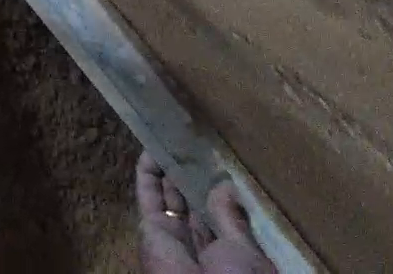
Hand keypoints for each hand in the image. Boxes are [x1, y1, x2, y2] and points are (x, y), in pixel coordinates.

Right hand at [136, 153, 275, 273]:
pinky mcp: (149, 225)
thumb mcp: (246, 252)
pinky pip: (147, 194)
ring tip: (170, 139)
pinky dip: (146, 171)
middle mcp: (197, 241)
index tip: (214, 163)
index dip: (214, 189)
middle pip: (191, 202)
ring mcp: (171, 232)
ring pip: (167, 193)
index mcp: (227, 252)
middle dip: (189, 176)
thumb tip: (226, 185)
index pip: (218, 214)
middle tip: (189, 145)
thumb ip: (232, 219)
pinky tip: (152, 148)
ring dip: (167, 168)